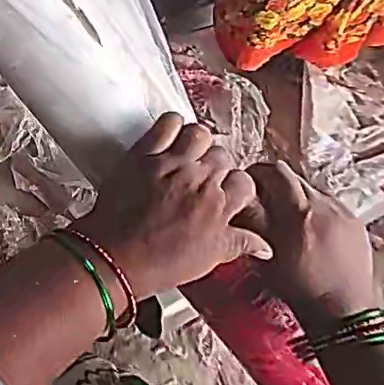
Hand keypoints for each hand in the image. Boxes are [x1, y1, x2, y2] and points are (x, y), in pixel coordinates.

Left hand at [77, 115, 272, 293]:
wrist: (118, 255)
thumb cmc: (162, 260)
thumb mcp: (210, 257)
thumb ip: (239, 243)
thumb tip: (265, 246)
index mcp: (220, 206)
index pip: (245, 182)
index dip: (235, 184)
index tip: (225, 187)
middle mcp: (200, 180)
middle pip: (221, 156)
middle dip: (216, 162)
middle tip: (203, 171)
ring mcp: (171, 165)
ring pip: (199, 134)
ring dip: (197, 140)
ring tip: (189, 150)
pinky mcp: (143, 155)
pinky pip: (165, 126)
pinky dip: (171, 123)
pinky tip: (170, 132)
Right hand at [251, 163, 376, 323]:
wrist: (342, 311)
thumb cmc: (295, 282)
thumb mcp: (263, 248)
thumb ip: (252, 216)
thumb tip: (240, 195)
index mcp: (298, 209)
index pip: (274, 170)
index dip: (256, 173)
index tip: (247, 186)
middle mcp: (324, 204)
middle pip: (294, 177)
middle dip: (276, 185)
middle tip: (265, 202)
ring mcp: (344, 214)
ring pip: (312, 190)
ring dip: (296, 197)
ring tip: (289, 219)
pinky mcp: (357, 224)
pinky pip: (330, 205)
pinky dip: (316, 210)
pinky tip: (311, 230)